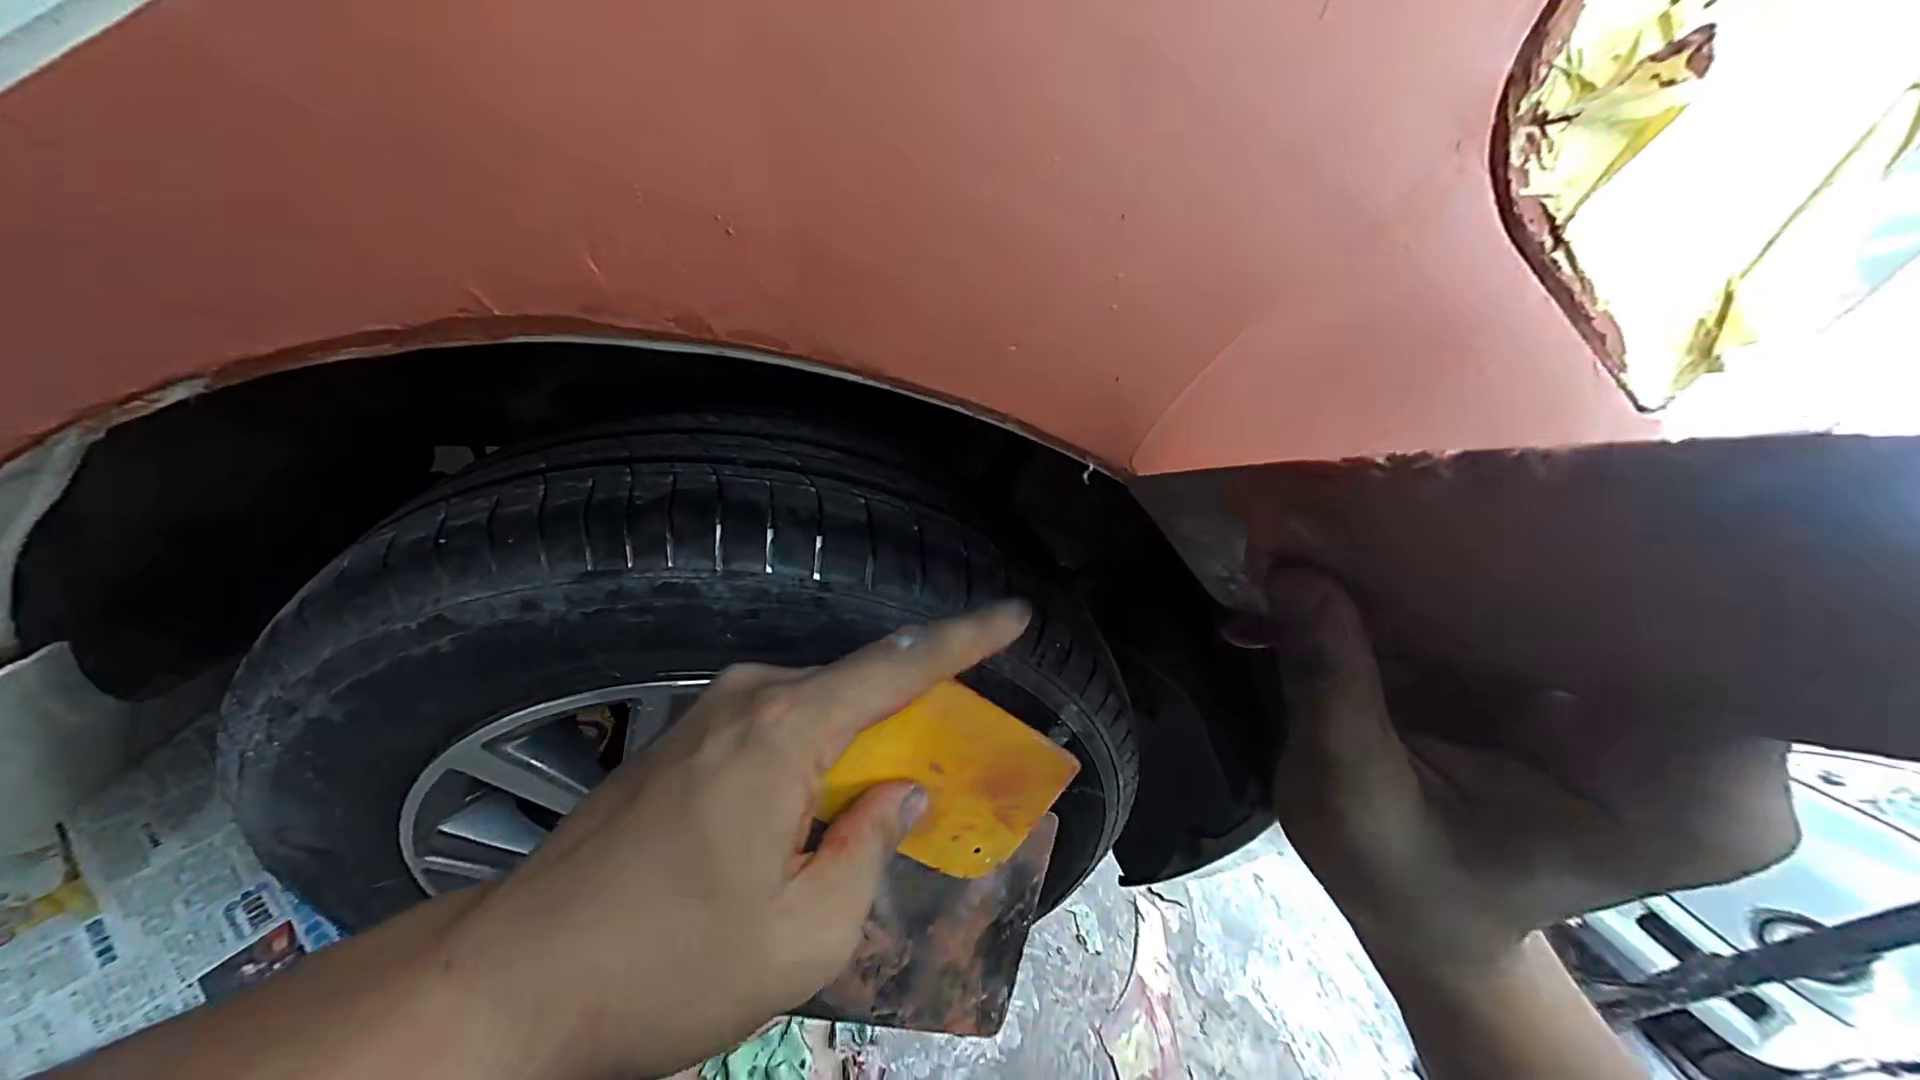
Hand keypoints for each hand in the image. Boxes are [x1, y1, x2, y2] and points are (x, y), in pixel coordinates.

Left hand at [432, 602, 1031, 1078]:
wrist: (509, 982)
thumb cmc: (668, 965)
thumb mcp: (802, 934)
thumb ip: (870, 849)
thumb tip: (901, 793)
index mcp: (785, 729)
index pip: (899, 666)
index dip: (968, 638)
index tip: (1016, 615)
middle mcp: (748, 699)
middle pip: (859, 687)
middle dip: (914, 716)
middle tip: (952, 761)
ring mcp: (707, 715)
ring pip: (817, 711)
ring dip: (860, 746)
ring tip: (882, 803)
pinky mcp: (682, 742)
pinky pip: (776, 731)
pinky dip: (816, 757)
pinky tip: (812, 812)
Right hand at [1262, 569, 1797, 982]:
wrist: (1413, 907)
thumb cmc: (1398, 879)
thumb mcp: (1348, 792)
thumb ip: (1330, 684)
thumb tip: (1292, 572)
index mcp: (1681, 791)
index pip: (1680, 634)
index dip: (1574, 562)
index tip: (1447, 521)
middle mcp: (1679, 732)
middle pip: (1602, 596)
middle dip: (1478, 553)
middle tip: (1360, 522)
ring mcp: (1614, 697)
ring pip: (1537, 589)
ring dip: (1431, 568)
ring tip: (1331, 548)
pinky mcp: (1548, 675)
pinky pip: (1494, 606)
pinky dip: (1415, 595)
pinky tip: (1337, 590)